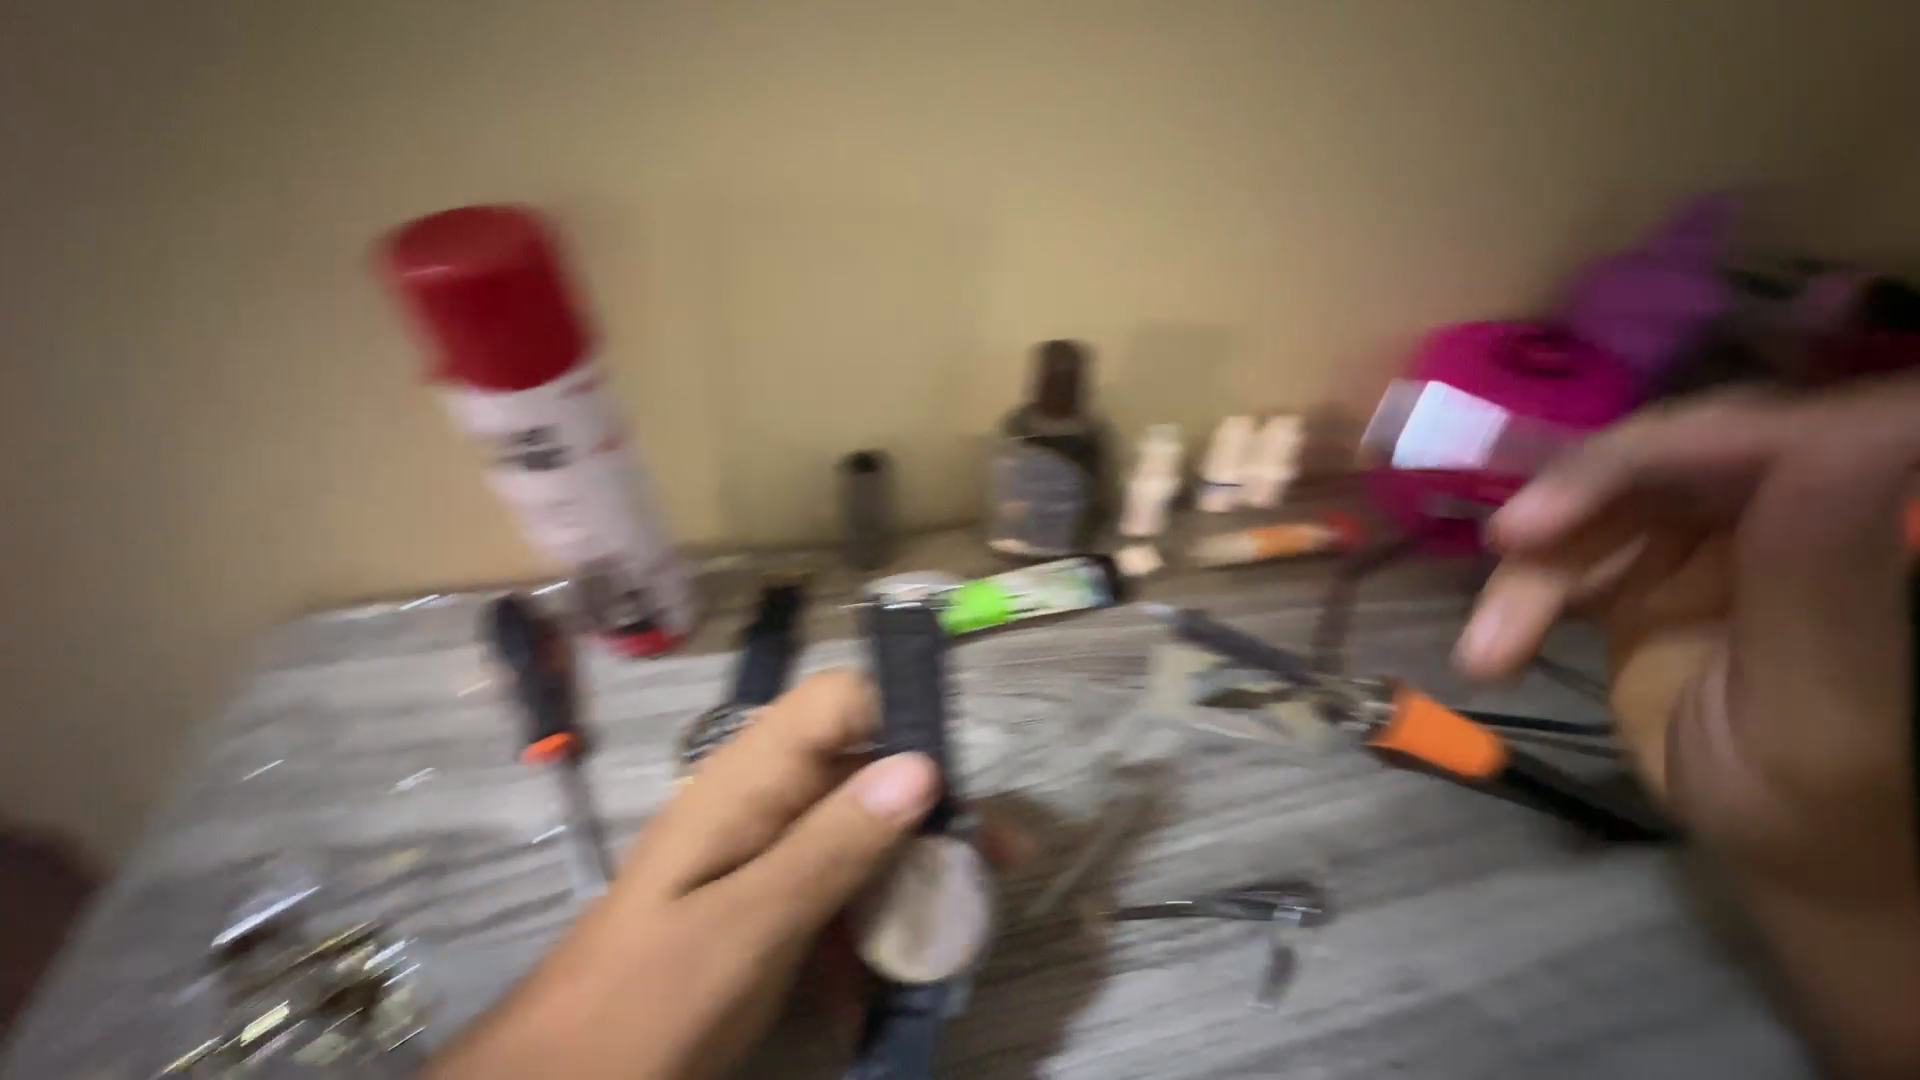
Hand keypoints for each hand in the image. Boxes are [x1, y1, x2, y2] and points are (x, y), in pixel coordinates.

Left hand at [428, 670, 1027, 1079]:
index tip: (956, 785)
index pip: (840, 700)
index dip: (900, 720)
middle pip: (865, 766)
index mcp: (749, 778)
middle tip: (998, 861)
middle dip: (932, 810)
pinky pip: (838, 888)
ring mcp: (766, 849)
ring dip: (910, 876)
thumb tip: (922, 766)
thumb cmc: (642, 1002)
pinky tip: (882, 984)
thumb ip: (830, 847)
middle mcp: (764, 797)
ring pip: (861, 831)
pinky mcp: (768, 898)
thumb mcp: (745, 928)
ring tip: (959, 927)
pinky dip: (867, 927)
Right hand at [1453, 379, 1919, 1073]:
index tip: (1594, 492)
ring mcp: (1711, 535)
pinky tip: (1490, 650)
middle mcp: (1797, 508)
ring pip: (1593, 507)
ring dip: (1530, 572)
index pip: (1785, 434)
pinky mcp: (1638, 569)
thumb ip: (1818, 572)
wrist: (1784, 853)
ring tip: (1487, 647)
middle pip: (1674, 453)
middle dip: (1583, 494)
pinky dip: (1513, 601)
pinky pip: (1556, 556)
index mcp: (1883, 520)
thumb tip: (1836, 437)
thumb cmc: (1828, 802)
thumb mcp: (1827, 702)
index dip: (1678, 446)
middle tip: (1513, 539)